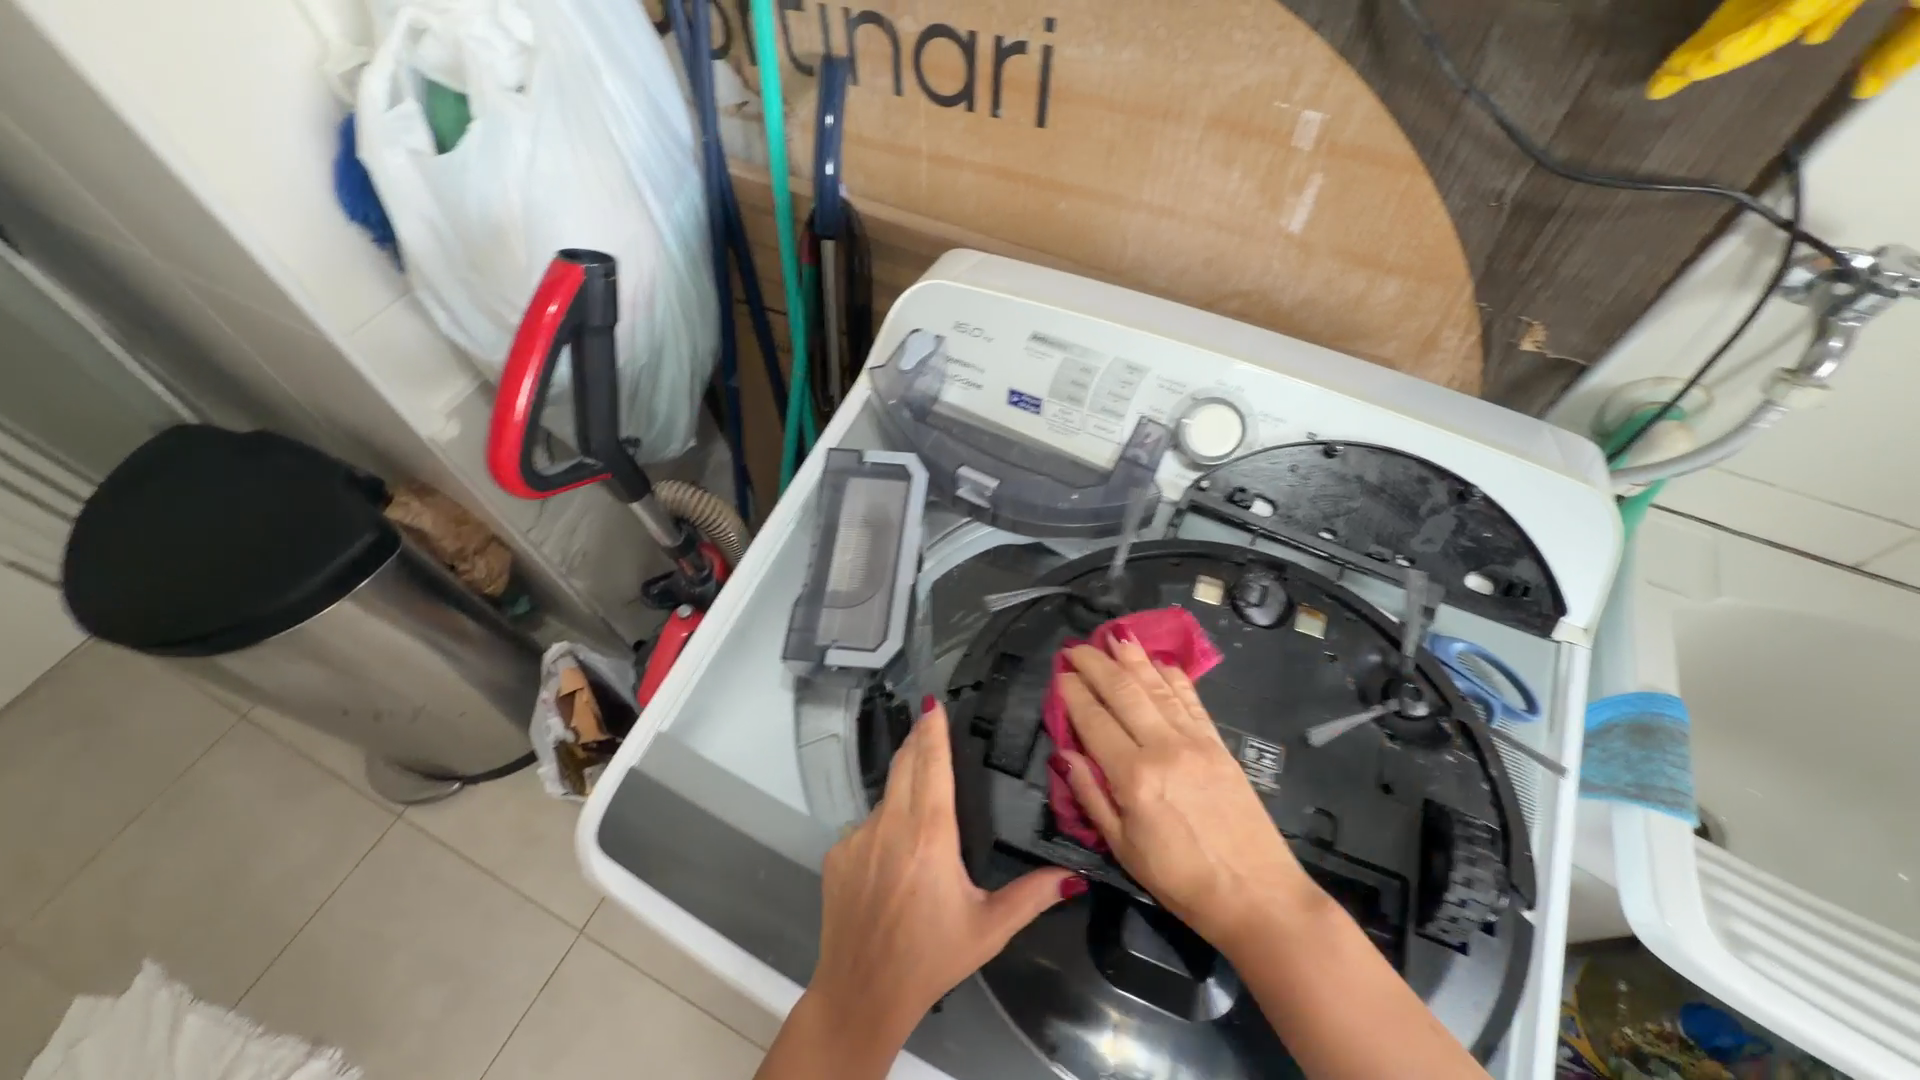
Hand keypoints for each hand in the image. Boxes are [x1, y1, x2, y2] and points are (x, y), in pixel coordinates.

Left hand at [805, 698, 1075, 1049]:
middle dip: (917, 740)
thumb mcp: (989, 928)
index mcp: (930, 835)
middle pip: (904, 766)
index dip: (934, 731)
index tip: (934, 703)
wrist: (861, 992)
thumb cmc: (932, 958)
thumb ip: (1033, 896)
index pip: (932, 766)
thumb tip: (1075, 875)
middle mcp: (890, 826)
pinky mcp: (836, 855)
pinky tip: (893, 857)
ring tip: (921, 795)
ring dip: (903, 788)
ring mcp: (856, 838)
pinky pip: (865, 827)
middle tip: (929, 719)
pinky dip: (883, 827)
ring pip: (885, 798)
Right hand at [1055, 632, 1319, 948]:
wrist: (1256, 895)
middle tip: (1074, 648)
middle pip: (1123, 692)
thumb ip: (1091, 796)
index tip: (1059, 674)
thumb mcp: (1122, 848)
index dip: (1072, 693)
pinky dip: (1172, 676)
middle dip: (1095, 664)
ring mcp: (1196, 741)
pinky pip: (1191, 699)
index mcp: (1133, 777)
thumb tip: (1065, 755)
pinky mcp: (1219, 744)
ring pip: (1156, 687)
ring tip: (1112, 636)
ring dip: (1132, 658)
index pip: (1093, 720)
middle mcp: (1163, 748)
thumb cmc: (1181, 881)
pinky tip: (1159, 662)